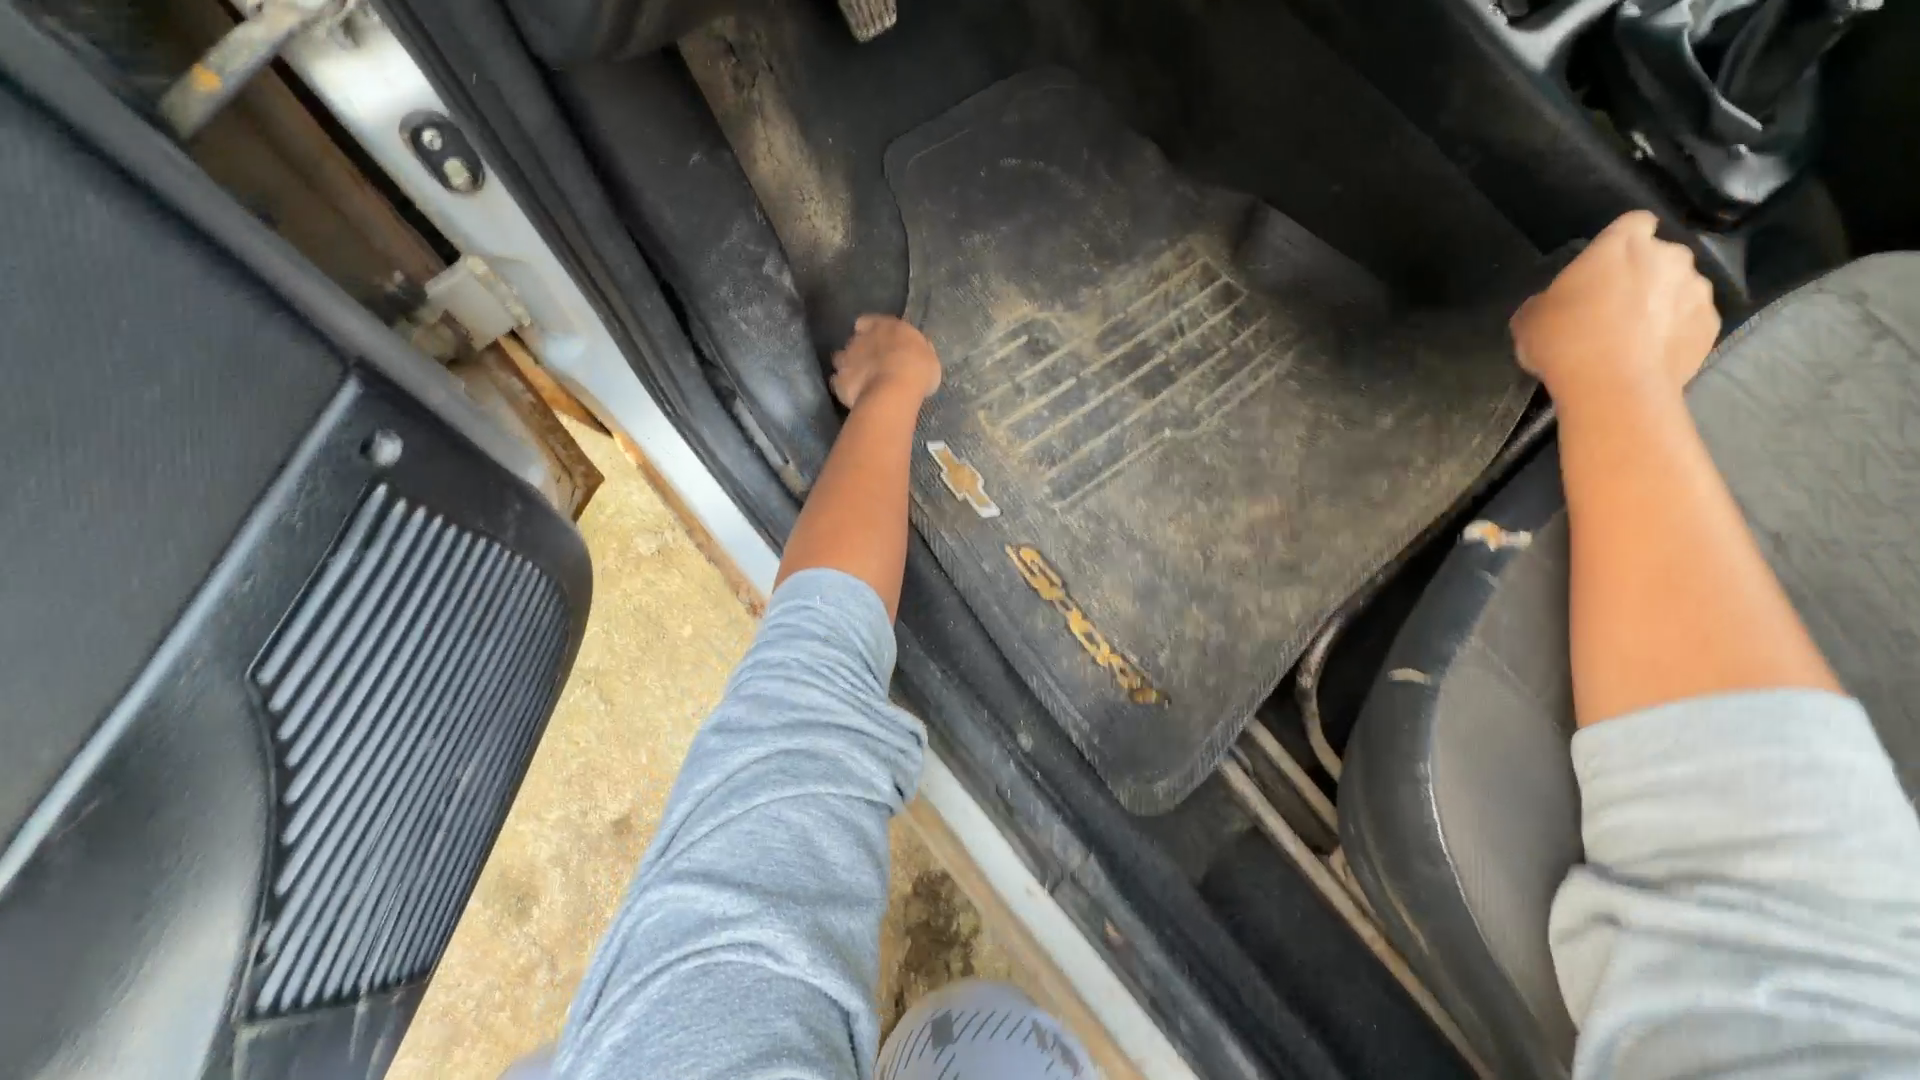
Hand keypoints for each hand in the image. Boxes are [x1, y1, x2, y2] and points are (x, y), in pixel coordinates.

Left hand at [830, 315, 941, 409]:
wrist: (893, 392)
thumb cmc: (916, 369)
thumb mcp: (928, 356)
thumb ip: (916, 349)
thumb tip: (915, 349)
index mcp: (884, 326)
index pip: (868, 321)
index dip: (870, 330)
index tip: (876, 340)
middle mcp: (860, 338)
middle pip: (854, 340)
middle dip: (860, 350)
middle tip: (872, 365)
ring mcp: (846, 359)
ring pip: (841, 358)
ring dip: (848, 366)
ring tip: (860, 380)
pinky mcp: (838, 380)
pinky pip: (837, 381)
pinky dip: (844, 386)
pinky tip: (853, 394)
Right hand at [1510, 210, 1719, 406]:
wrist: (1614, 388)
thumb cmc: (1565, 342)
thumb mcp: (1530, 319)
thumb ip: (1547, 300)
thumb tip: (1554, 305)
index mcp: (1622, 245)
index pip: (1632, 222)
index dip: (1619, 241)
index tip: (1602, 265)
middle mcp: (1669, 257)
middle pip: (1659, 255)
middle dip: (1642, 273)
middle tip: (1612, 306)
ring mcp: (1697, 290)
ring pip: (1678, 287)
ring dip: (1661, 302)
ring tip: (1634, 335)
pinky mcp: (1711, 323)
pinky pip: (1690, 319)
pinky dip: (1674, 331)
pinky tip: (1650, 353)